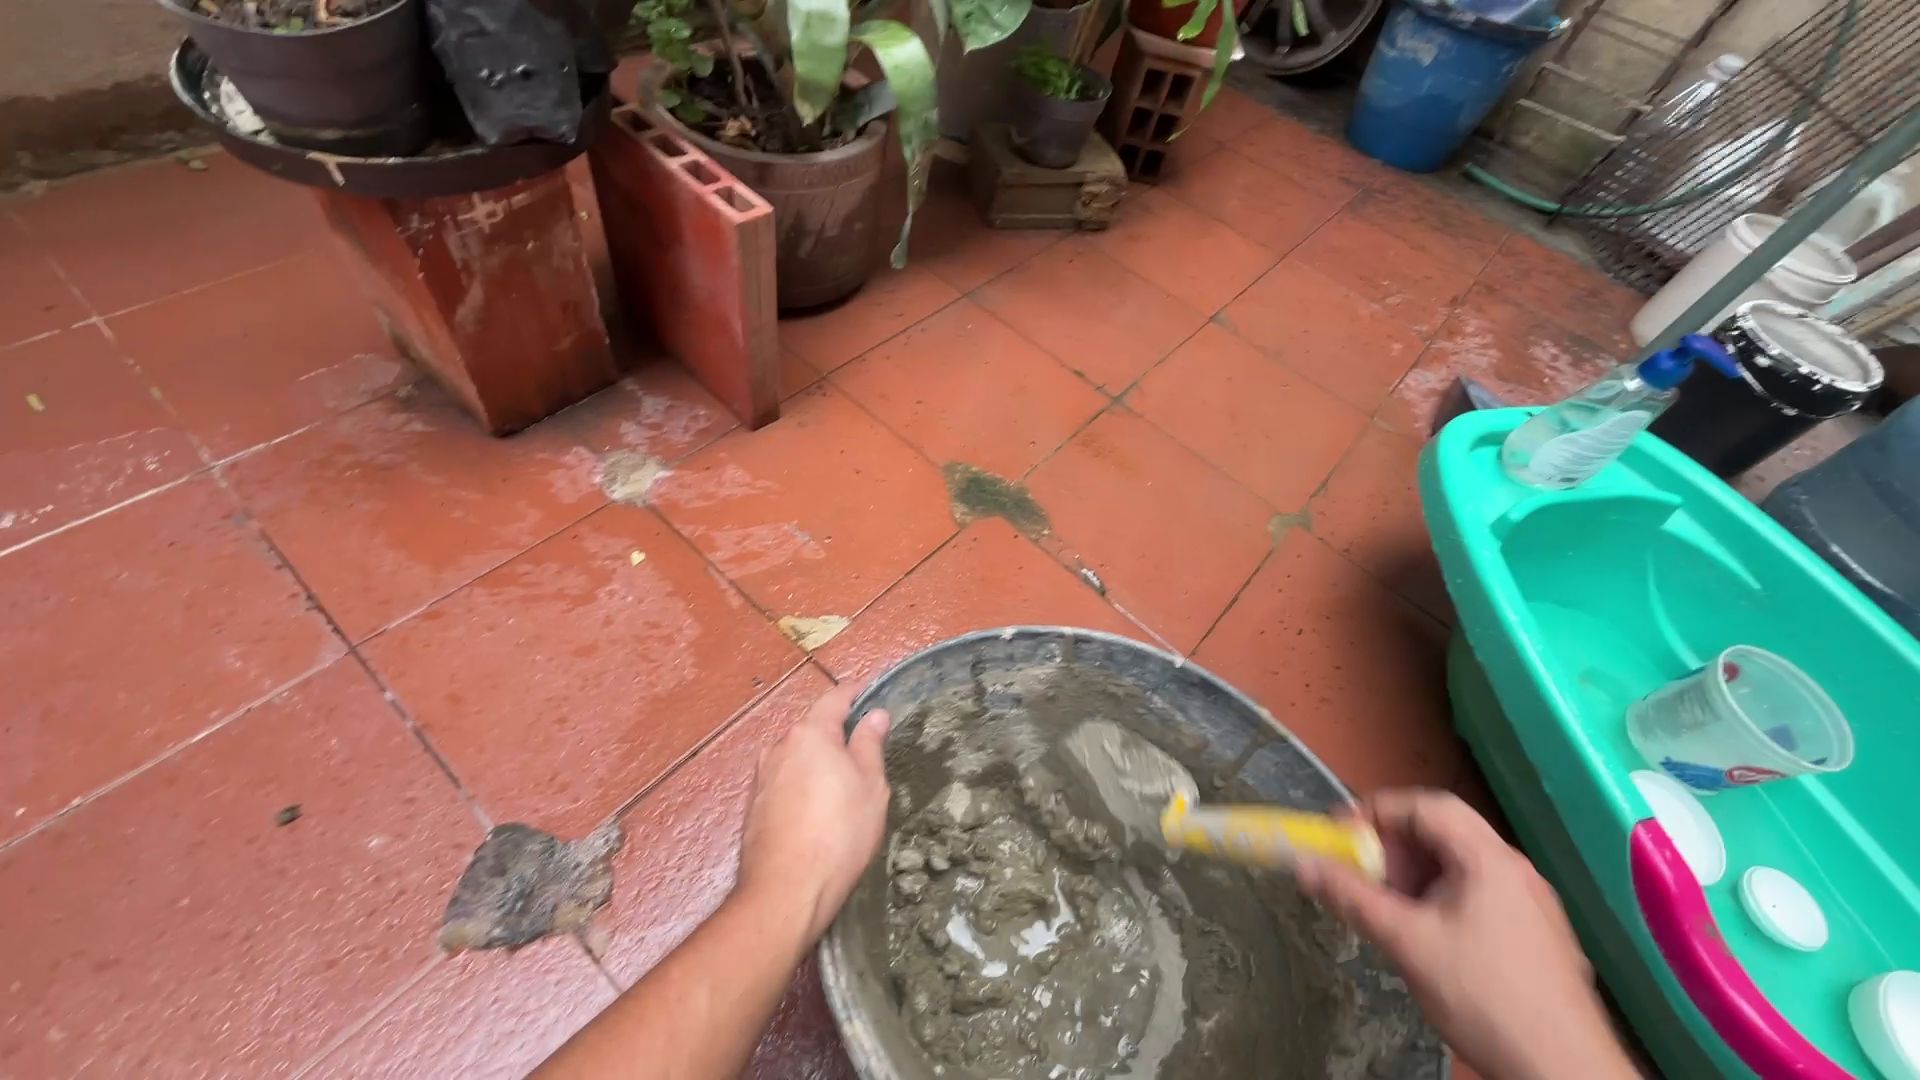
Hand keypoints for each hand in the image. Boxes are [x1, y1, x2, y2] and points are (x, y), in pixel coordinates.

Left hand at [734, 683, 891, 944]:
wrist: (786, 891)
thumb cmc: (840, 832)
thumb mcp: (871, 786)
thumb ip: (869, 745)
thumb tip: (874, 715)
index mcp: (810, 734)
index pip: (834, 699)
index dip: (855, 692)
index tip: (871, 690)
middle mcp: (780, 747)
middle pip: (812, 728)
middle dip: (837, 731)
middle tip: (865, 745)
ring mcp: (762, 778)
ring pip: (797, 756)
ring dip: (818, 760)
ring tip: (844, 782)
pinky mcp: (754, 807)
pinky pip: (785, 781)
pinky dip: (804, 783)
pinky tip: (818, 807)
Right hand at [1293, 789, 1636, 1079]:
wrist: (1567, 1074)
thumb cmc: (1484, 997)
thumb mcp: (1406, 942)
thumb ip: (1351, 897)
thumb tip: (1302, 864)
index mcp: (1489, 860)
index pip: (1426, 806)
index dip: (1376, 810)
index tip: (1338, 830)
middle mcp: (1514, 870)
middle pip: (1444, 831)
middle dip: (1393, 845)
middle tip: (1361, 869)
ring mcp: (1531, 902)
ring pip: (1460, 864)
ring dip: (1415, 873)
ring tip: (1388, 905)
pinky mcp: (1536, 933)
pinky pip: (1478, 892)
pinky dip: (1439, 895)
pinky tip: (1425, 932)